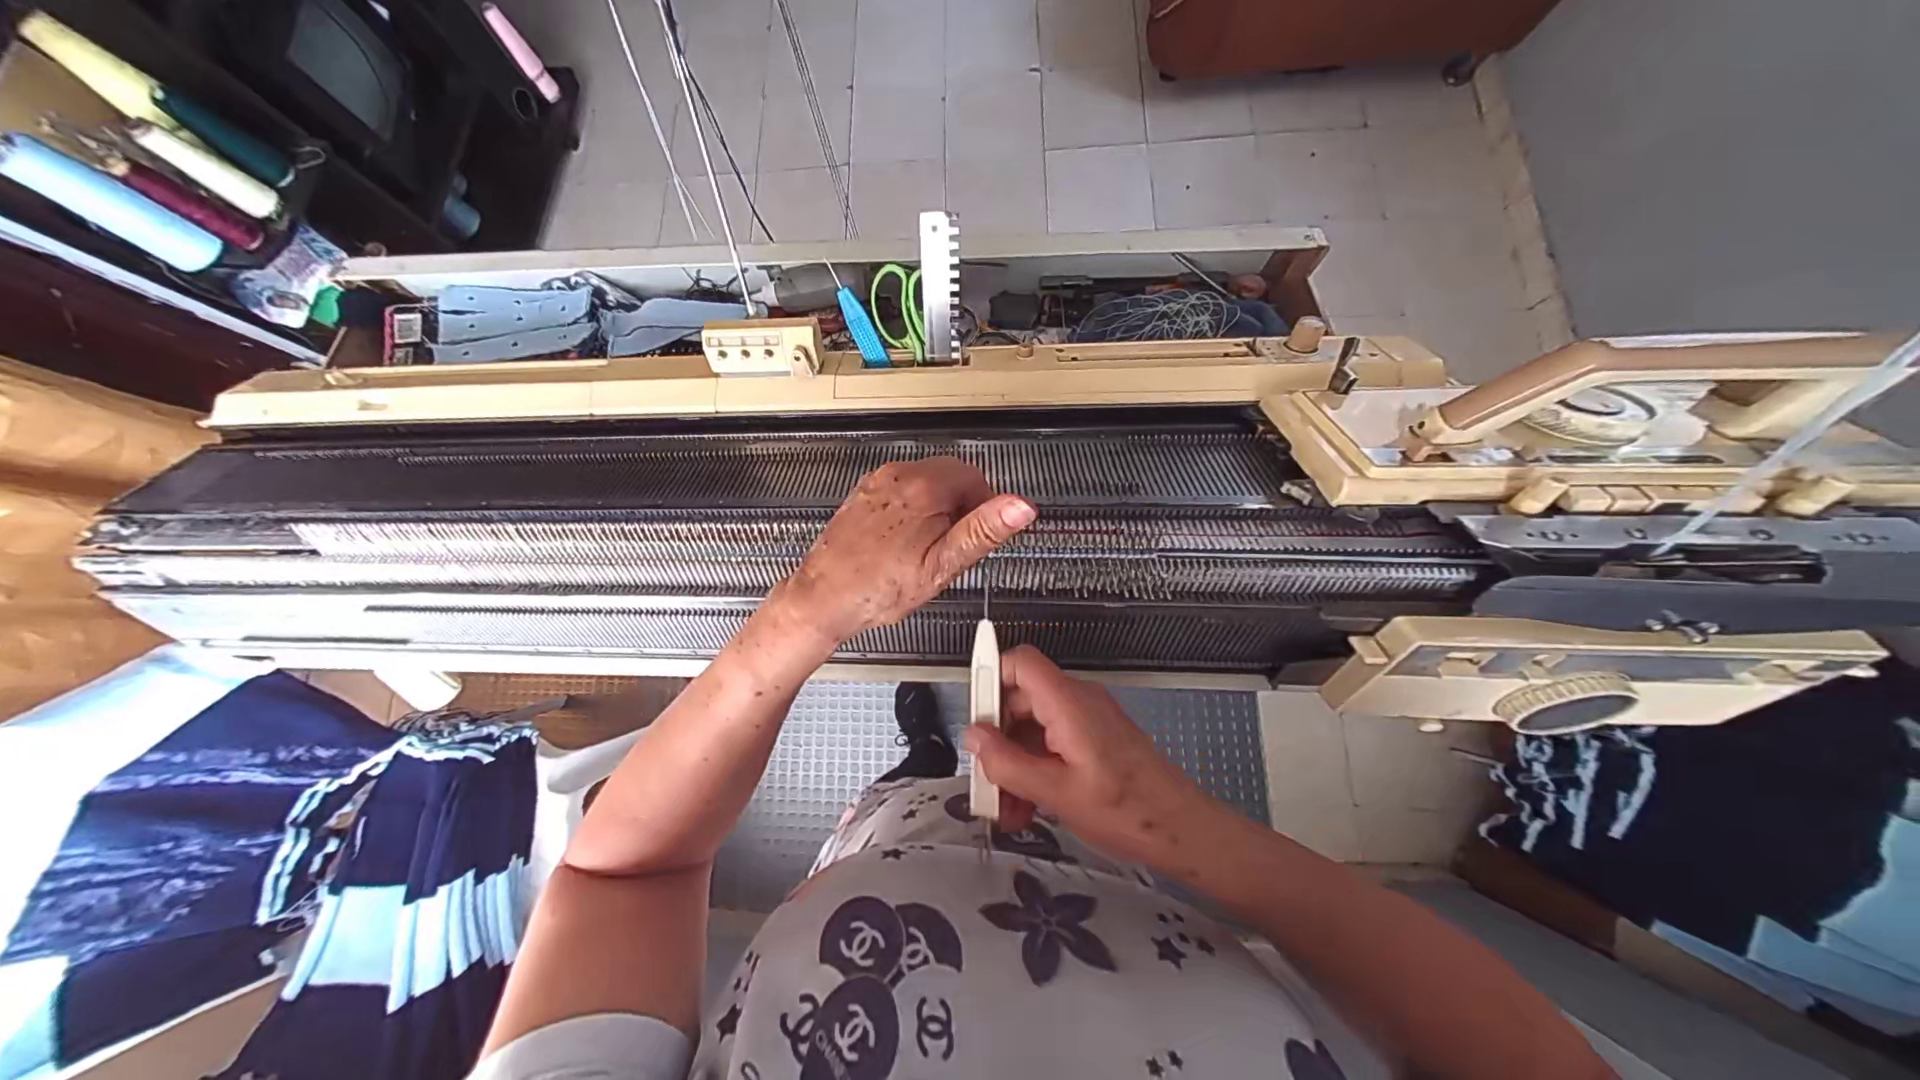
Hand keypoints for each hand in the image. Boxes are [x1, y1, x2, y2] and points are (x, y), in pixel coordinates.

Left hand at [775, 458, 1035, 643]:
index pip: (976, 477)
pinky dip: (912, 511)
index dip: (984, 508)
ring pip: (926, 483)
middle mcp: (898, 476)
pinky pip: (902, 492)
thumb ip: (983, 530)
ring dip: (936, 509)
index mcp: (924, 487)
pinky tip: (902, 544)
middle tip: (950, 546)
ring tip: (924, 549)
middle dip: (960, 506)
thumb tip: (1020, 506)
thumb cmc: (877, 589)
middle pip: (951, 475)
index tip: (974, 535)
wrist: (823, 598)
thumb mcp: (942, 565)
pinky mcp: (864, 495)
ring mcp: (877, 483)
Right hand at [965, 645, 1226, 867]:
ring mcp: (1086, 720)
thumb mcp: (1057, 793)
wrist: (1184, 830)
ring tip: (1008, 806)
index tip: (973, 715)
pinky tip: (1028, 805)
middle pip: (1018, 699)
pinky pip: (1050, 741)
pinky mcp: (1093, 739)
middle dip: (997, 740)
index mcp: (1069, 703)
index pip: (1019, 662)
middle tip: (987, 779)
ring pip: (1032, 726)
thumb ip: (1008, 763)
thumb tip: (975, 739)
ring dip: (1013, 763)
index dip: (990, 679)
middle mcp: (1078, 702)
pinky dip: (1034, 767)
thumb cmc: (1133, 812)